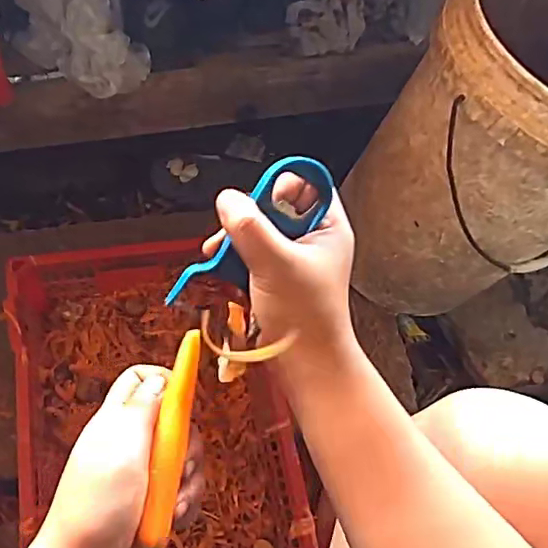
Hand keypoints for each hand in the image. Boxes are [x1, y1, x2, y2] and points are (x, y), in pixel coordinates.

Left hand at [34, 365, 205, 547]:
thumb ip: (143, 410)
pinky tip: (171, 519)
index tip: (186, 399)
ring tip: (171, 503)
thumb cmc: (94, 509)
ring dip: (189, 482)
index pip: (141, 381)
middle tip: (178, 463)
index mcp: (116, 422)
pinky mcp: (157, 503)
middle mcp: (132, 444)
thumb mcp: (121, 450)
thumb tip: (161, 377)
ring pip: (187, 459)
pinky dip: (186, 506)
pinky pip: (187, 492)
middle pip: (176, 421)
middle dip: (187, 443)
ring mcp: (145, 475)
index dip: (165, 380)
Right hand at [203, 172, 356, 359]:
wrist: (304, 365)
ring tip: (220, 253)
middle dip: (246, 217)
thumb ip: (251, 228)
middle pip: (272, 205)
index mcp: (327, 227)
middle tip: (232, 232)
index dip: (279, 187)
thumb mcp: (276, 264)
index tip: (259, 205)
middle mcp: (309, 239)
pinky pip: (245, 253)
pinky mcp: (269, 276)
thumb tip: (228, 199)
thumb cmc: (308, 320)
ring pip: (254, 230)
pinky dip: (231, 258)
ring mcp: (288, 258)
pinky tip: (221, 267)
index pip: (305, 183)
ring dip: (233, 239)